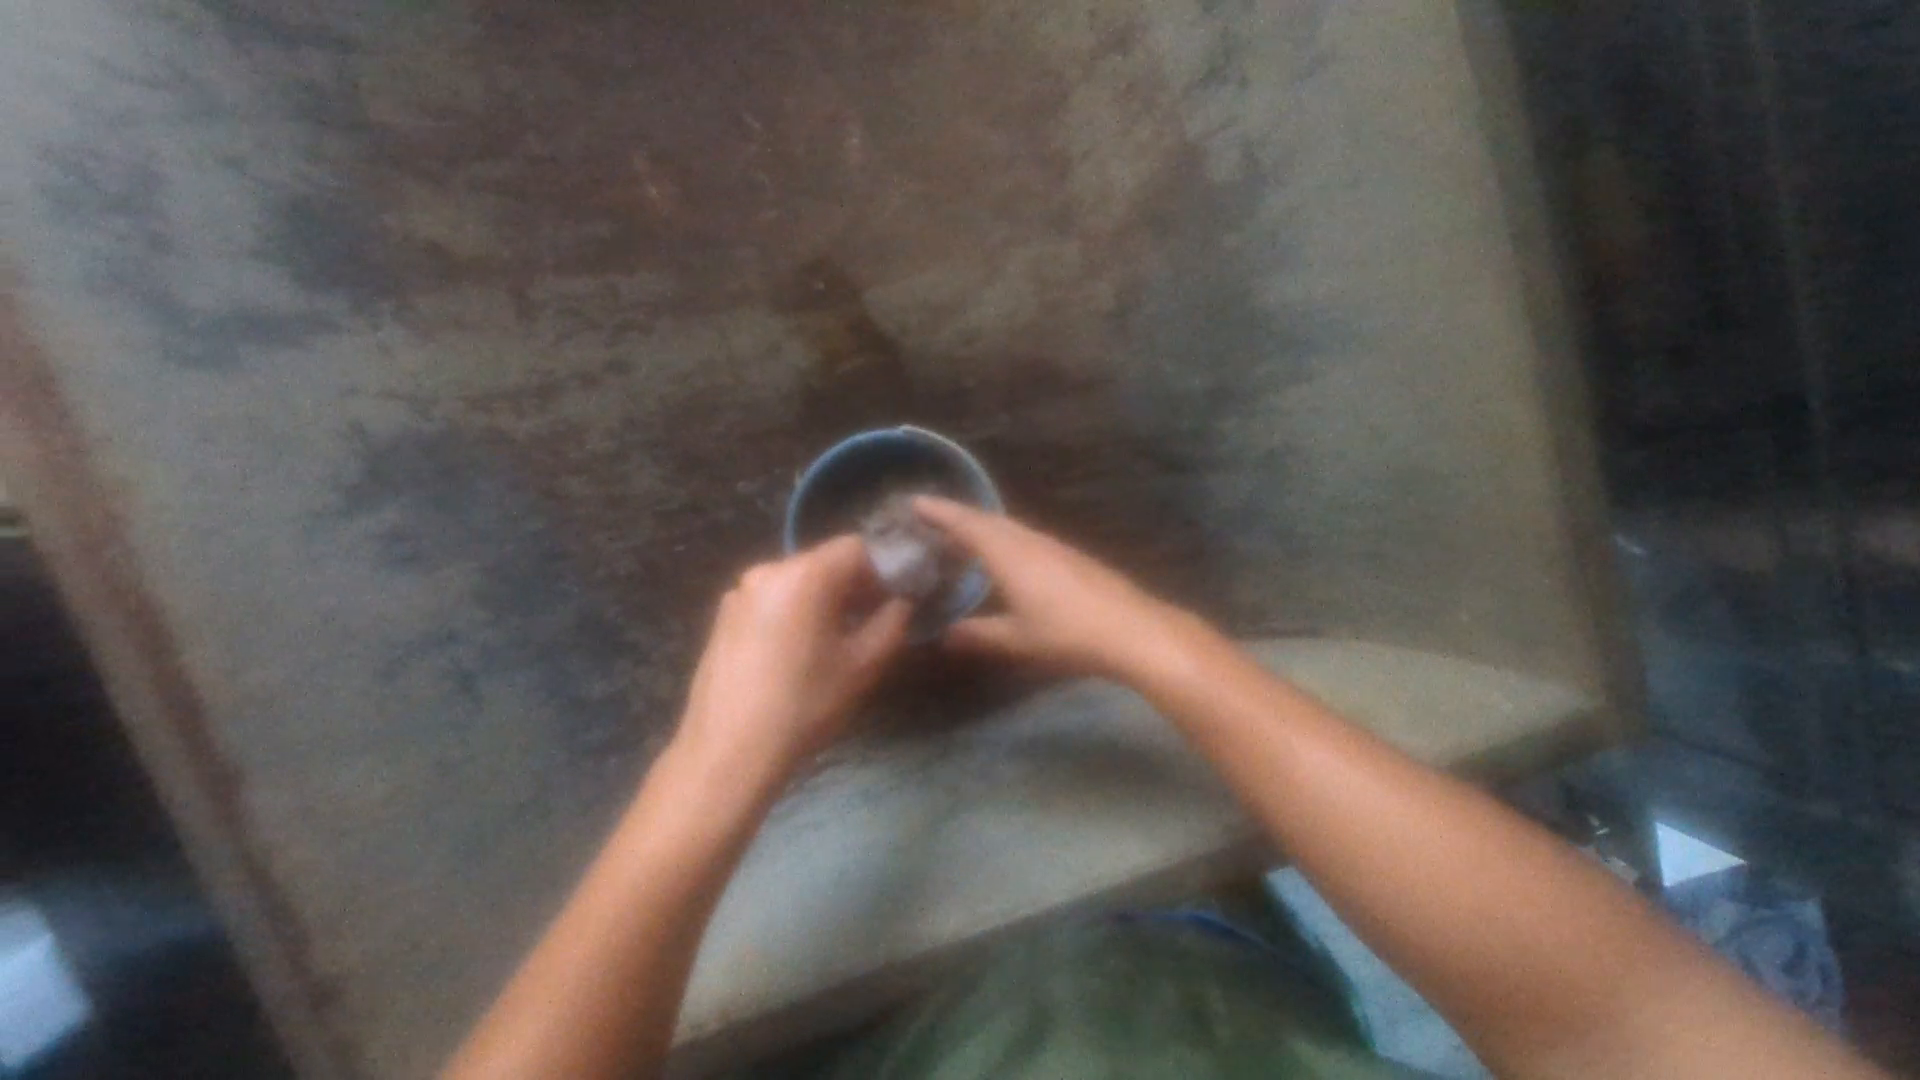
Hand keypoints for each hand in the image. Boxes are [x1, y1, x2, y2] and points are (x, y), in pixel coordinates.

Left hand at [676, 537, 911, 781]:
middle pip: (824, 563)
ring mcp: (739, 594)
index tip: (897, 598)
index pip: (857, 548)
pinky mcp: (722, 618)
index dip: (885, 568)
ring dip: (823, 601)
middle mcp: (767, 571)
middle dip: (854, 586)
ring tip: (836, 641)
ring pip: (797, 583)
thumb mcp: (863, 666)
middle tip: (874, 620)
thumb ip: (891, 622)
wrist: (729, 752)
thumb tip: (901, 602)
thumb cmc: (805, 705)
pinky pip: (771, 601)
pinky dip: (793, 613)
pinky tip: (798, 654)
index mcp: (804, 574)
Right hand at [912, 496, 1180, 677]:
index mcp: (1009, 554)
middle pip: (988, 520)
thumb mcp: (1016, 639)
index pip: (967, 524)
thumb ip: (978, 635)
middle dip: (957, 516)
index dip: (939, 512)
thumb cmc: (1067, 634)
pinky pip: (1025, 537)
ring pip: (1009, 527)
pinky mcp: (1071, 556)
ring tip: (961, 537)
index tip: (914, 502)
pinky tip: (1005, 557)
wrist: (1131, 630)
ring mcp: (1054, 545)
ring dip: (982, 527)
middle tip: (930, 519)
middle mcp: (1029, 540)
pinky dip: (1004, 538)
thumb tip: (942, 635)